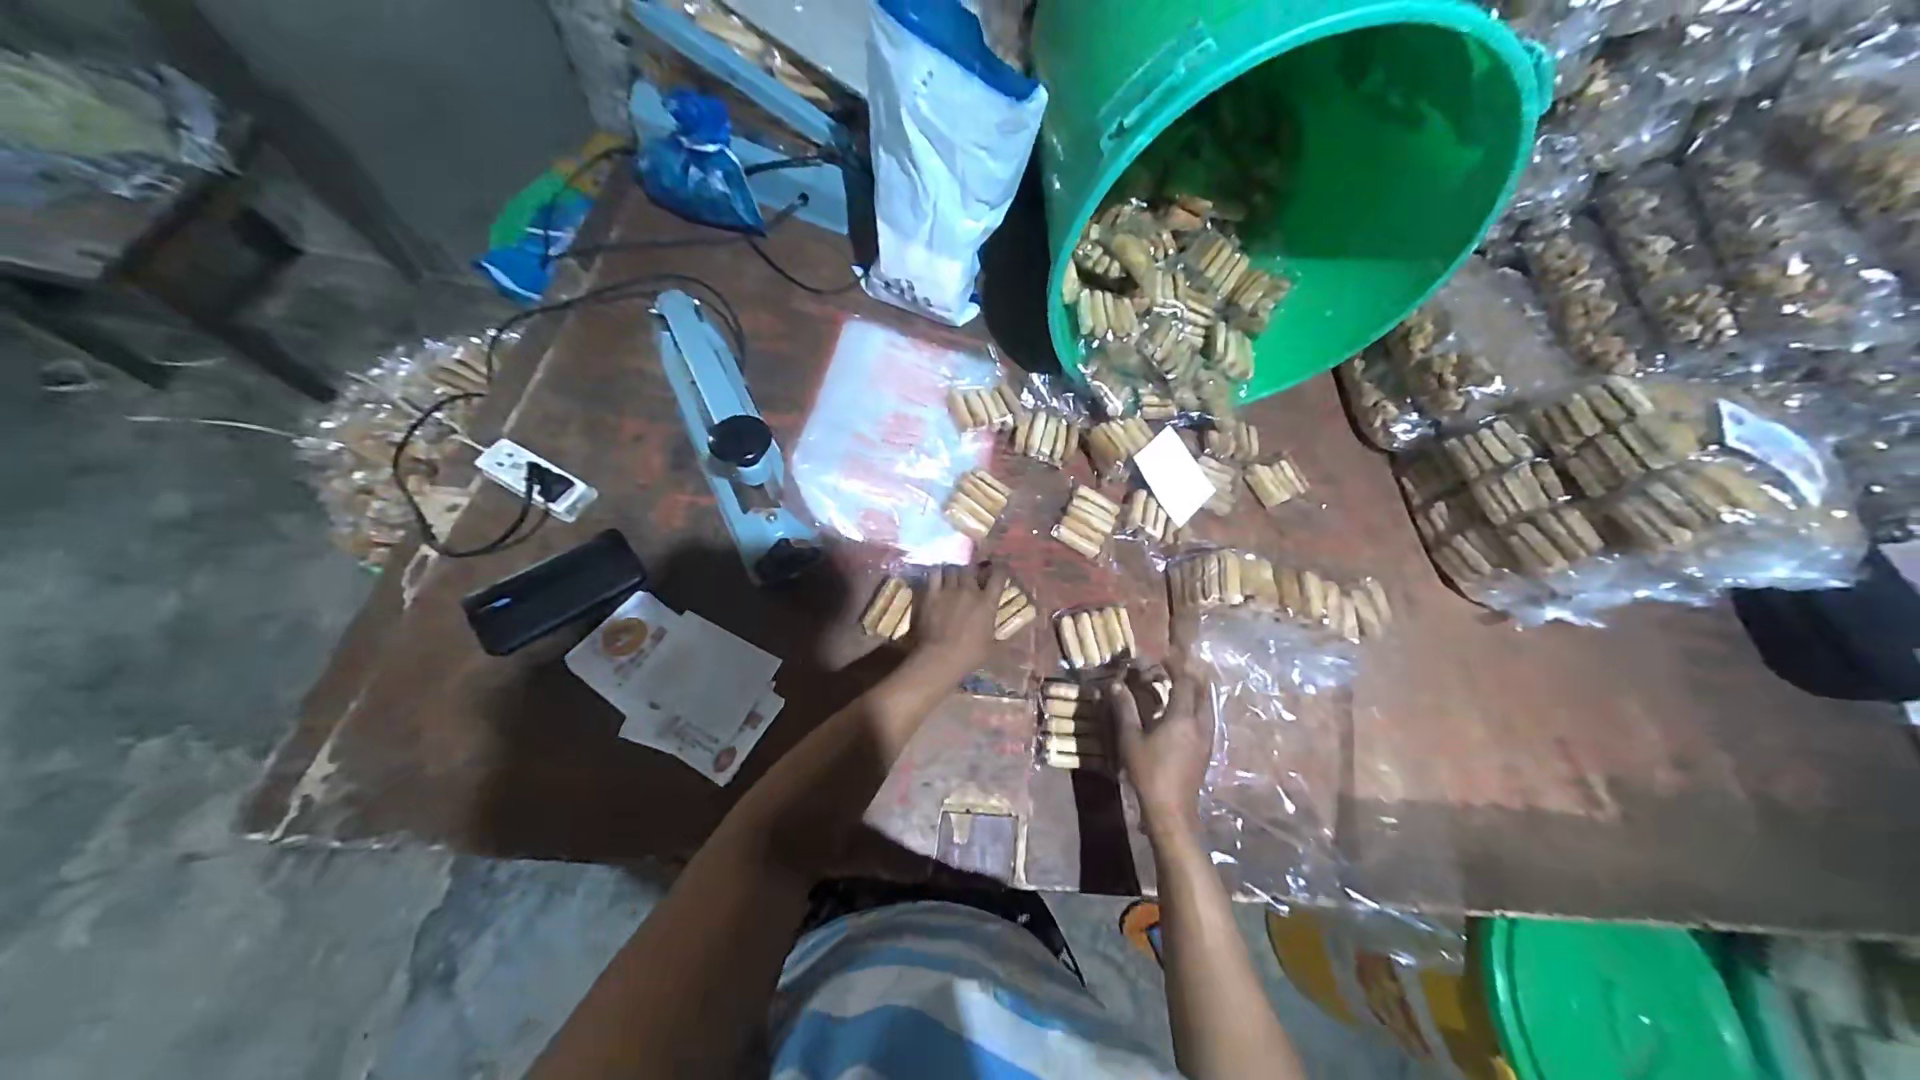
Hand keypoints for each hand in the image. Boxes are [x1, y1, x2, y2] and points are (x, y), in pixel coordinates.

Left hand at [907, 562, 1009, 682]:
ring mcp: (949, 590)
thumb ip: (996, 633)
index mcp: (987, 602)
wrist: (940, 657)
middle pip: (971, 569)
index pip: (998, 576)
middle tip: (969, 577)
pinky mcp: (931, 594)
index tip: (999, 569)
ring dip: (954, 572)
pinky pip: (934, 574)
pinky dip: (937, 574)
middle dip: (971, 571)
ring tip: (951, 577)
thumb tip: (1007, 637)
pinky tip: (937, 578)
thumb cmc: (969, 655)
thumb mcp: (991, 646)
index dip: (1000, 569)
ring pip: (952, 569)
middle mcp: (969, 591)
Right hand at [1107, 667, 1211, 838]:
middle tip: (1173, 664)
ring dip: (1195, 688)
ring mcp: (1207, 737)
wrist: (1172, 811)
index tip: (1163, 654)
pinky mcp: (1206, 749)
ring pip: (1206, 703)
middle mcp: (1200, 723)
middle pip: (1202, 689)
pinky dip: (1196, 704)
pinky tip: (1181, 710)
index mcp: (1183, 717)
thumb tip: (1116, 685)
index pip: (1185, 681)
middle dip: (1191, 673)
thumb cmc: (1149, 773)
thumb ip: (1124, 709)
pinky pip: (1205, 716)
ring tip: (1177, 682)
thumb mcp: (1130, 739)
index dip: (1176, 664)